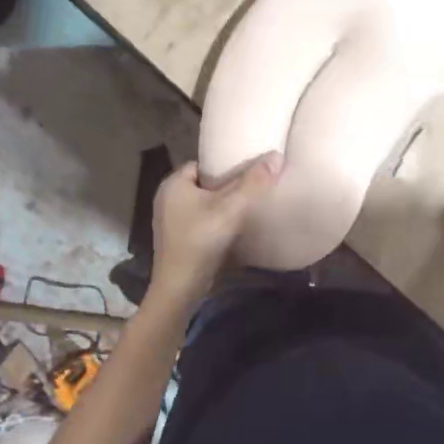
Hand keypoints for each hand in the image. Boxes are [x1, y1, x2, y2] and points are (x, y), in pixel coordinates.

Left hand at [148, 153, 282, 302]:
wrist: (180, 287)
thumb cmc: (201, 241)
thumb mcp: (231, 209)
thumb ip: (253, 183)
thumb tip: (276, 156)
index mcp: (174, 183)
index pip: (203, 164)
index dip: (226, 166)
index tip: (248, 174)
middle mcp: (167, 198)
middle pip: (204, 184)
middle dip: (226, 187)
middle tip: (252, 191)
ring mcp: (169, 221)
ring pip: (202, 205)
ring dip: (221, 207)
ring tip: (246, 209)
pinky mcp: (176, 240)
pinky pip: (200, 222)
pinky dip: (215, 223)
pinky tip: (232, 230)